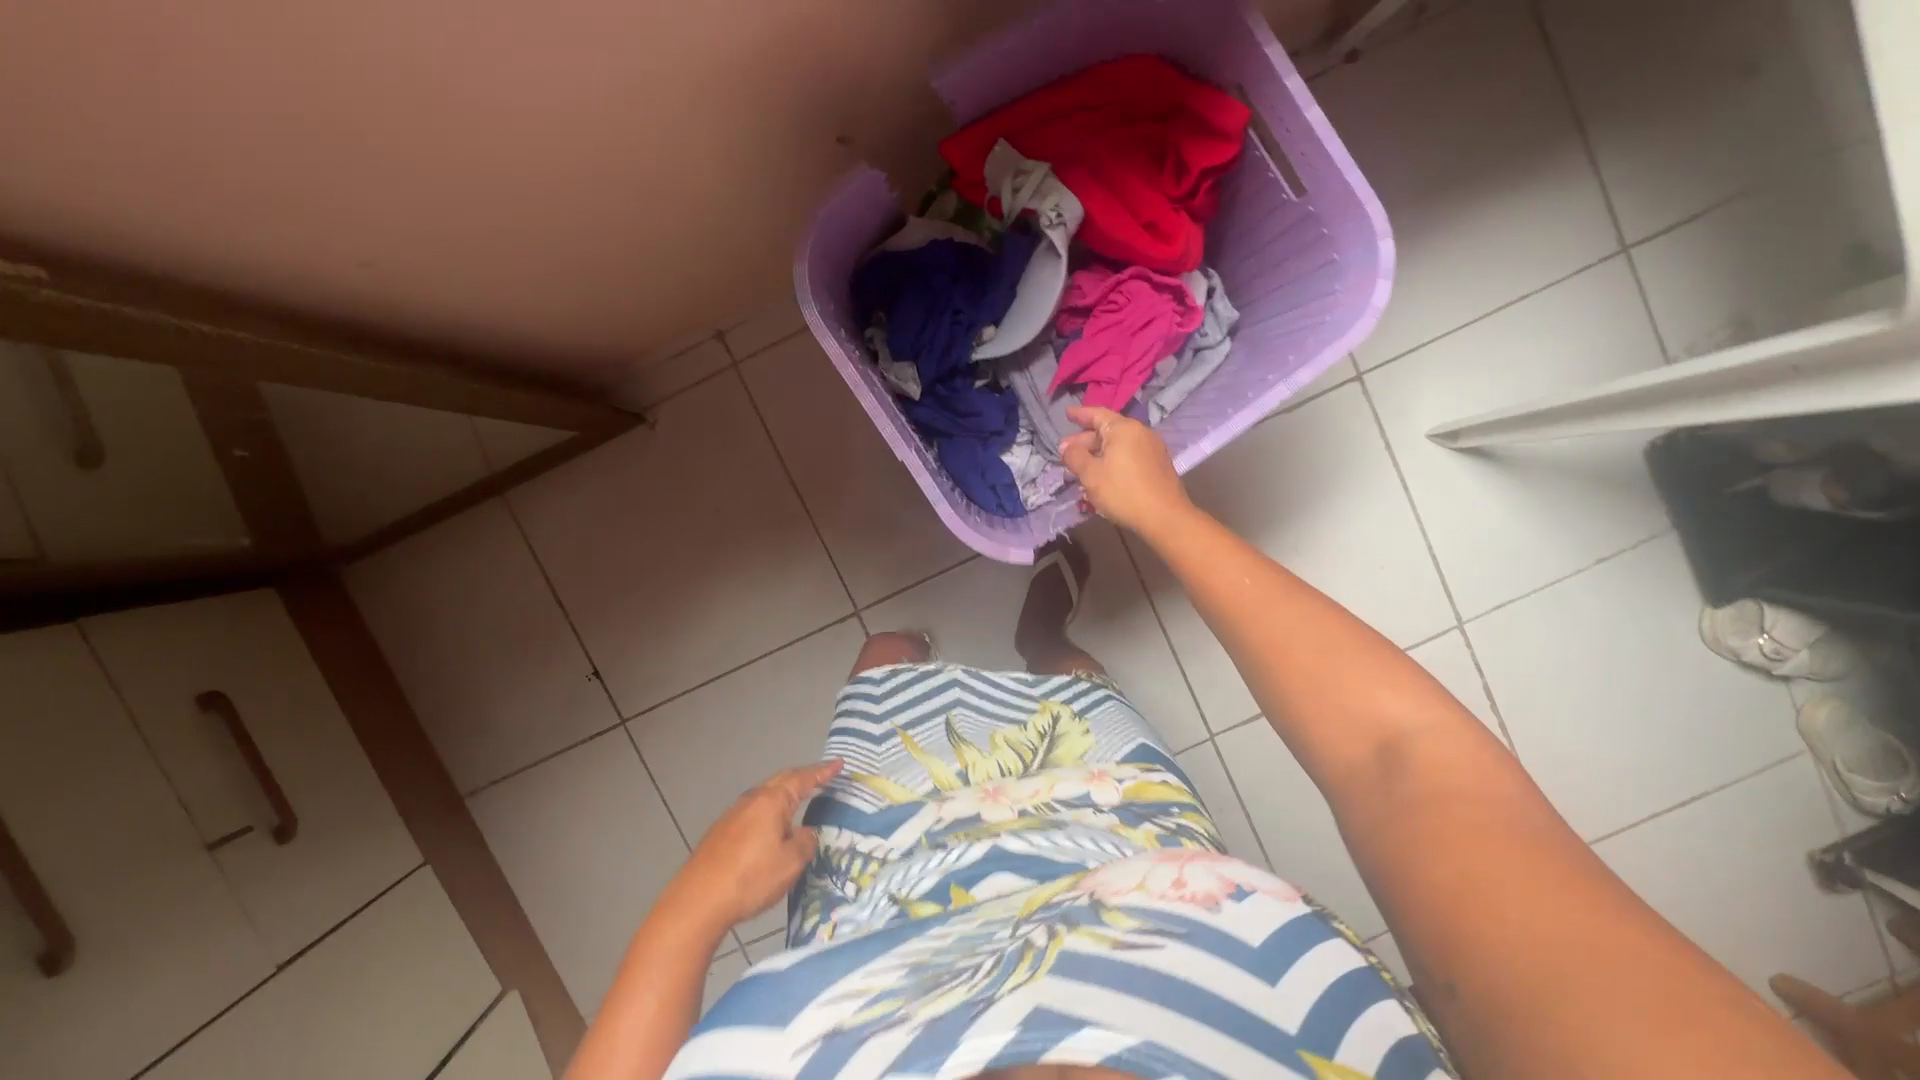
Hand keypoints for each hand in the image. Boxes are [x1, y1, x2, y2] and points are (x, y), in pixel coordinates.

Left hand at [670, 760, 842, 930]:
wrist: (698, 901)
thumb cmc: (750, 878)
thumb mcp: (791, 863)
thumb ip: (805, 842)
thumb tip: (805, 833)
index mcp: (771, 802)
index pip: (802, 779)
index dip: (822, 772)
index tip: (838, 764)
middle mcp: (751, 801)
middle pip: (781, 781)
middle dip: (803, 778)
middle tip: (822, 778)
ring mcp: (732, 816)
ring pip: (765, 797)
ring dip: (784, 796)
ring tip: (799, 802)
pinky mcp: (721, 833)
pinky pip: (753, 812)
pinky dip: (769, 812)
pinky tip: (771, 829)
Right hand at [1059, 405, 1192, 534]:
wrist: (1165, 517)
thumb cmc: (1123, 492)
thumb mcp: (1091, 475)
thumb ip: (1075, 457)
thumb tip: (1066, 447)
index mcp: (1123, 429)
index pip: (1097, 414)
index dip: (1079, 414)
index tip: (1066, 414)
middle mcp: (1140, 432)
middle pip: (1107, 431)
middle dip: (1085, 441)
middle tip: (1066, 453)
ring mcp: (1151, 449)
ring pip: (1118, 446)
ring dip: (1098, 454)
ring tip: (1081, 468)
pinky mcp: (1157, 465)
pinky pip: (1129, 456)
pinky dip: (1113, 461)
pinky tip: (1103, 476)